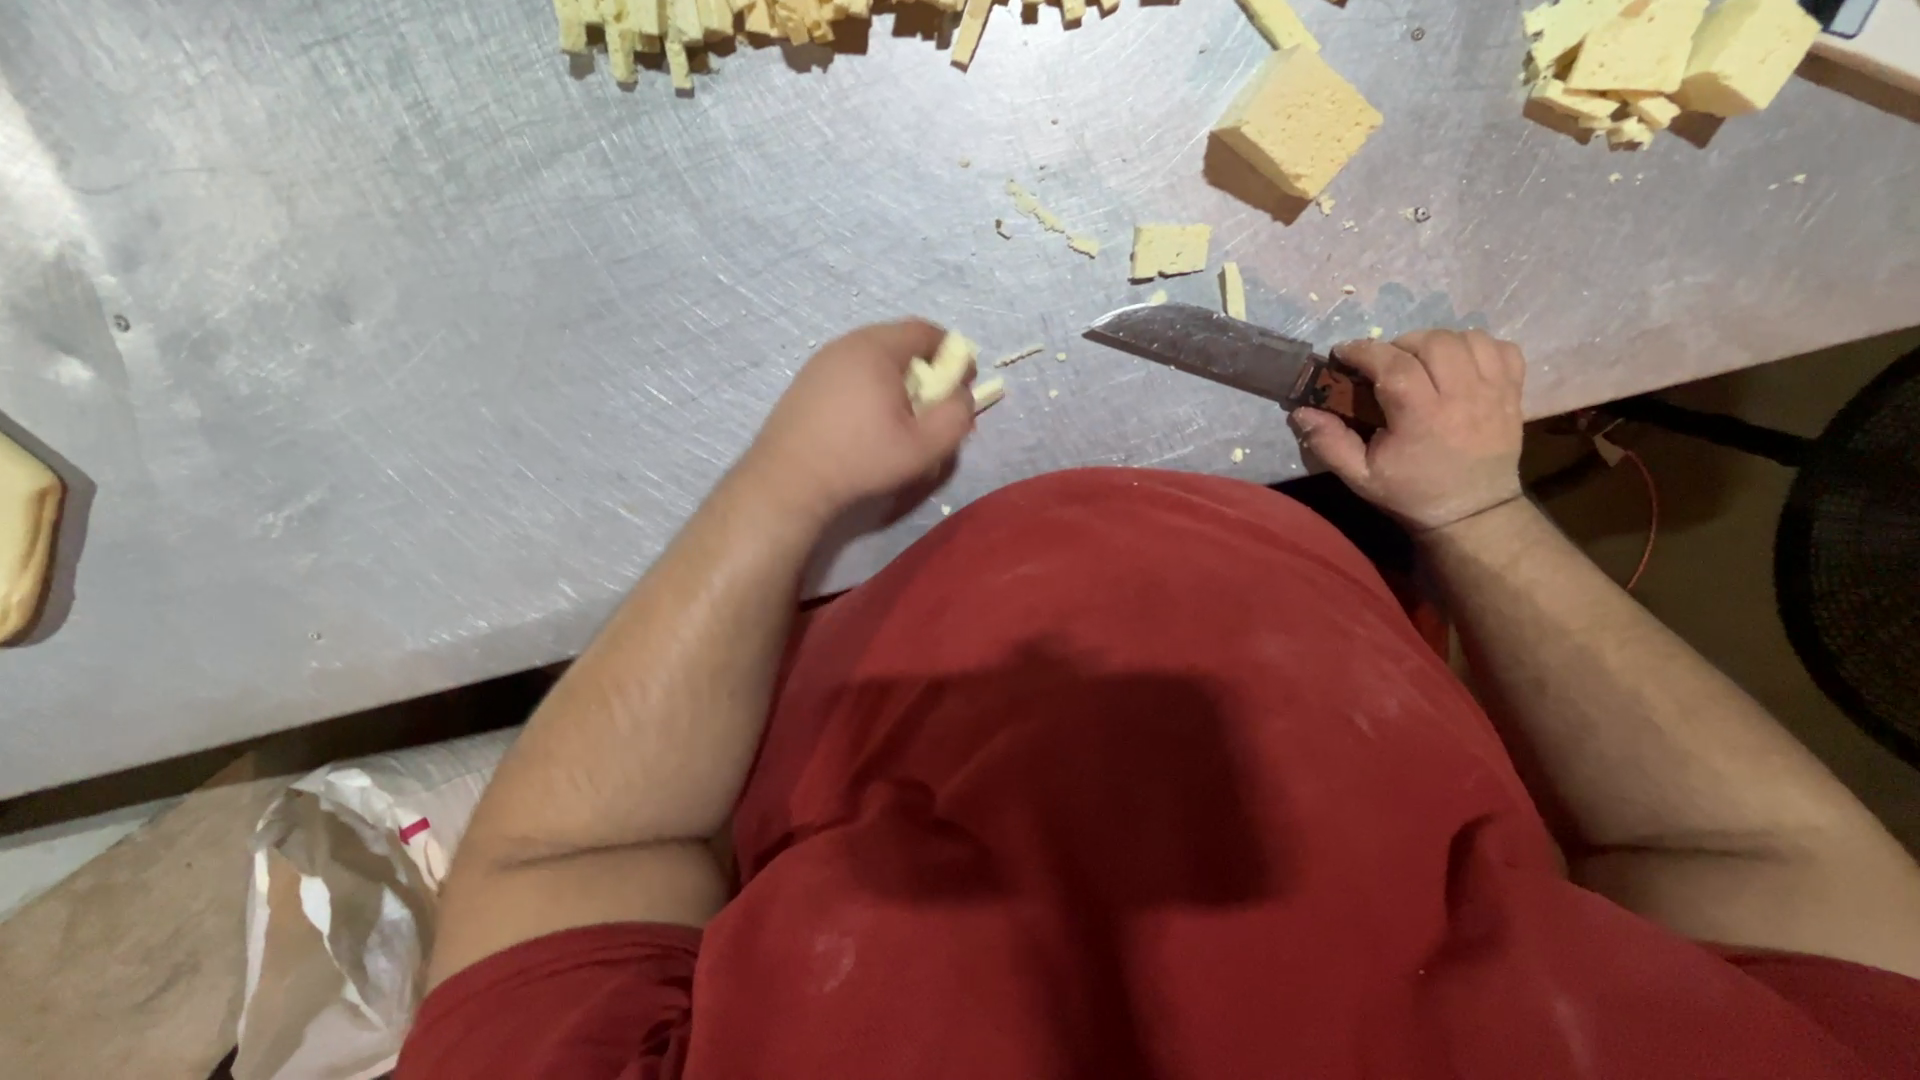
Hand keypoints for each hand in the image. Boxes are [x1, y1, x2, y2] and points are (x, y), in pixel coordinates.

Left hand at [738, 319, 974, 527]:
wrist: (788, 481)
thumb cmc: (861, 459)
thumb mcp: (924, 446)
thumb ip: (956, 416)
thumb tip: (962, 395)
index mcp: (876, 348)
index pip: (926, 331)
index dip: (952, 354)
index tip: (962, 385)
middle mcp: (846, 344)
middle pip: (898, 344)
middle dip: (924, 371)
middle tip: (933, 406)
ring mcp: (820, 363)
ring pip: (872, 361)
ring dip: (895, 383)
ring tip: (900, 419)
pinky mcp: (805, 384)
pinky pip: (849, 375)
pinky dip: (868, 391)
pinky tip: (866, 426)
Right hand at [1290, 329, 1525, 531]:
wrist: (1471, 512)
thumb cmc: (1410, 493)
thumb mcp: (1360, 477)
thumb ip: (1329, 444)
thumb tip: (1300, 412)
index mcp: (1422, 418)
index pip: (1394, 365)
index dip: (1366, 351)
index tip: (1344, 353)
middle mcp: (1462, 397)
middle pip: (1434, 343)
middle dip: (1401, 343)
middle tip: (1384, 361)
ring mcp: (1494, 392)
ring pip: (1469, 339)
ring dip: (1438, 342)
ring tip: (1420, 360)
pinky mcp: (1514, 392)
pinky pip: (1502, 348)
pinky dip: (1477, 347)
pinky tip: (1458, 364)